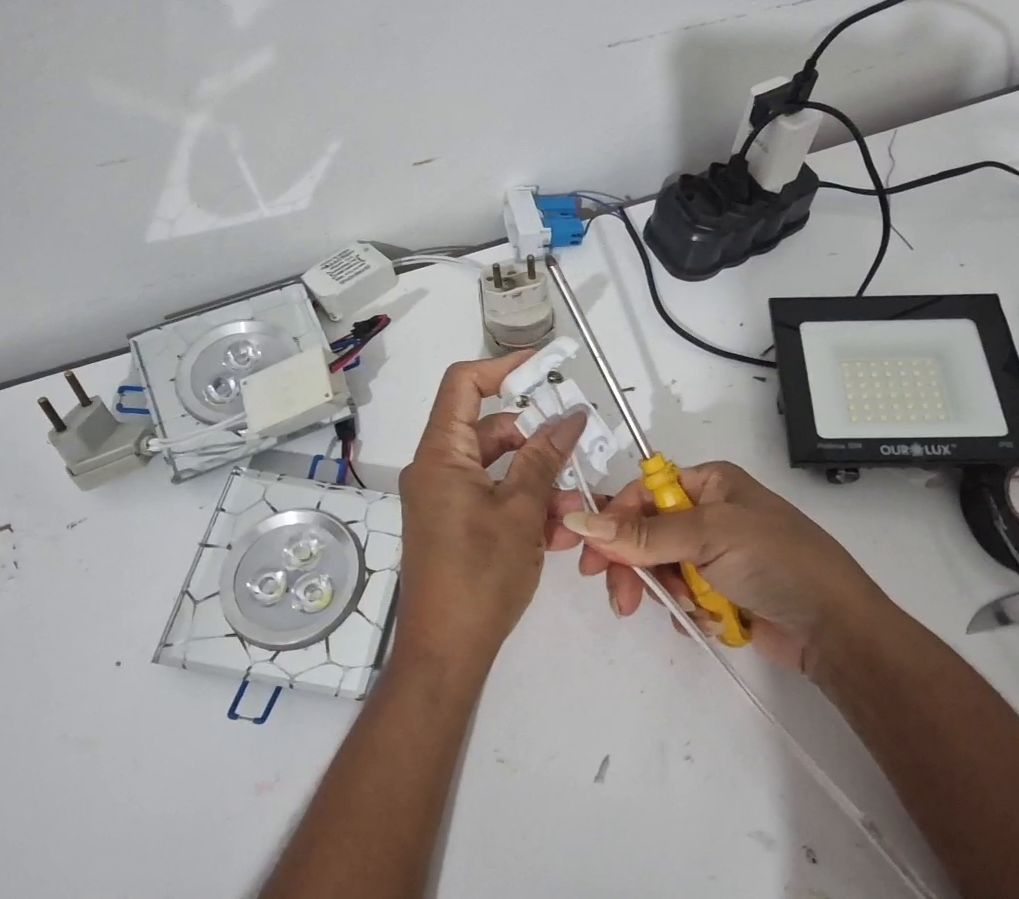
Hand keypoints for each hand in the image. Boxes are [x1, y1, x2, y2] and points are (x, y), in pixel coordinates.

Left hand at [394, 352, 586, 682]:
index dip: (503, 367)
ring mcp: (446, 501)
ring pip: (499, 469)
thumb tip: (569, 417)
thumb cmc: (480, 576)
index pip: (463, 385)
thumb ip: (544, 459)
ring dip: (539, 479)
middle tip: (580, 444)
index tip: (546, 368)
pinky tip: (560, 530)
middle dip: (537, 438)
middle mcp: (438, 471)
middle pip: (490, 429)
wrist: (446, 652)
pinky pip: (494, 499)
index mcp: (441, 456)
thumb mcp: (520, 512)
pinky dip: (526, 506)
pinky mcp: (457, 527)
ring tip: (577, 502)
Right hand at [547, 461, 884, 672]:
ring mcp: (715, 555)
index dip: (613, 521)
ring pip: (659, 569)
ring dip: (666, 592)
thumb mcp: (709, 537)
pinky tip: (704, 619)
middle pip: (644, 534)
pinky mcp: (721, 591)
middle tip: (621, 599)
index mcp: (710, 484)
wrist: (832, 626)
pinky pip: (681, 596)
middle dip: (634, 566)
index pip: (643, 493)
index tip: (589, 556)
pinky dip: (686, 609)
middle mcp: (709, 514)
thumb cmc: (776, 561)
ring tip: (684, 609)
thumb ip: (643, 534)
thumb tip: (578, 520)